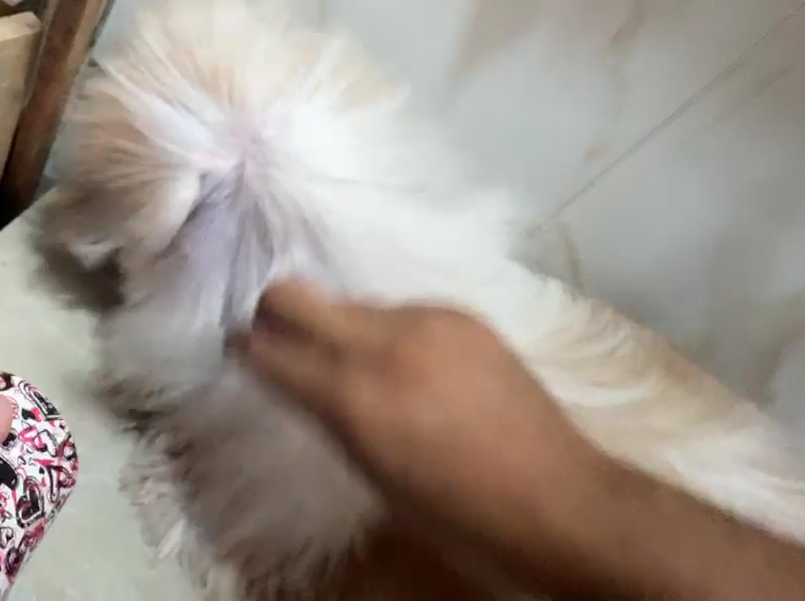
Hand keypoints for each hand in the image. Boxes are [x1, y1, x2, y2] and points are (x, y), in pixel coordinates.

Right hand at [232, 282, 804, 600]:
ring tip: (366, 364)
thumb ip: (323, 409)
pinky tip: (416, 366)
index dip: (242, 345)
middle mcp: (379, 342)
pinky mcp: (457, 312)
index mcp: (351, 396)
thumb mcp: (372, 471)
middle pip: (291, 292)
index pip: (265, 346)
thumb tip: (287, 370)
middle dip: (272, 310)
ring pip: (348, 302)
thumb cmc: (458, 513)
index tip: (237, 346)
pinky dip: (390, 332)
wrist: (567, 504)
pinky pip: (399, 310)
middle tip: (277, 334)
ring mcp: (423, 318)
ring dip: (341, 327)